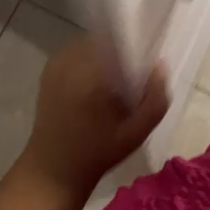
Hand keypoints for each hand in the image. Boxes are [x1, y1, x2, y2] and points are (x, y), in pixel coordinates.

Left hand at [18, 38, 168, 194]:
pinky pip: (76, 52)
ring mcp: (58, 62)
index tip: (145, 64)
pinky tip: (93, 85)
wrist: (53, 170)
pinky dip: (88, 61)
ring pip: (91, 44)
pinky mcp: (49, 68)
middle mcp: (74, 59)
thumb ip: (156, 100)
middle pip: (106, 40)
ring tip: (111, 83)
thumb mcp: (136, 133)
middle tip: (130, 79)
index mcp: (95, 72)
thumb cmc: (98, 153)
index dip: (137, 46)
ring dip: (104, 55)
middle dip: (121, 53)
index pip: (122, 39)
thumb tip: (160, 66)